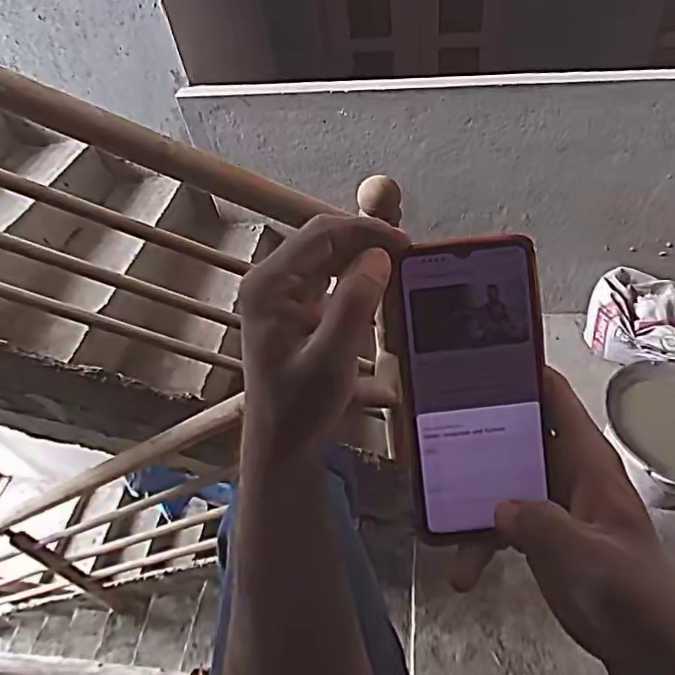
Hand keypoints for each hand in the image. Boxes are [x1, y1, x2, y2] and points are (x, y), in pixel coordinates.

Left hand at [235, 214, 406, 460]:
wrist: (280, 442)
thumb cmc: (300, 408)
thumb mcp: (331, 360)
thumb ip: (353, 306)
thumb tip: (378, 257)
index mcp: (269, 286)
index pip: (322, 235)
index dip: (367, 232)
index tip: (405, 245)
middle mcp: (268, 281)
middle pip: (322, 240)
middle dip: (366, 240)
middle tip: (406, 255)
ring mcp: (277, 293)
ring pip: (325, 255)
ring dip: (361, 255)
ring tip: (397, 266)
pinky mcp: (289, 307)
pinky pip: (324, 276)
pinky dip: (352, 274)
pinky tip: (376, 286)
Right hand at [450, 370, 674, 664]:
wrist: (645, 648)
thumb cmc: (630, 594)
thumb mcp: (584, 556)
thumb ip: (540, 524)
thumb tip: (498, 509)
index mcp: (587, 461)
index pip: (554, 396)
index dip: (520, 370)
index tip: (476, 359)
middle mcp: (565, 471)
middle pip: (516, 431)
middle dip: (478, 426)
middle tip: (432, 418)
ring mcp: (551, 501)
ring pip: (500, 476)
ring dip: (469, 491)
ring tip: (434, 505)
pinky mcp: (539, 531)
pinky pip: (499, 518)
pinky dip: (478, 537)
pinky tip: (462, 567)